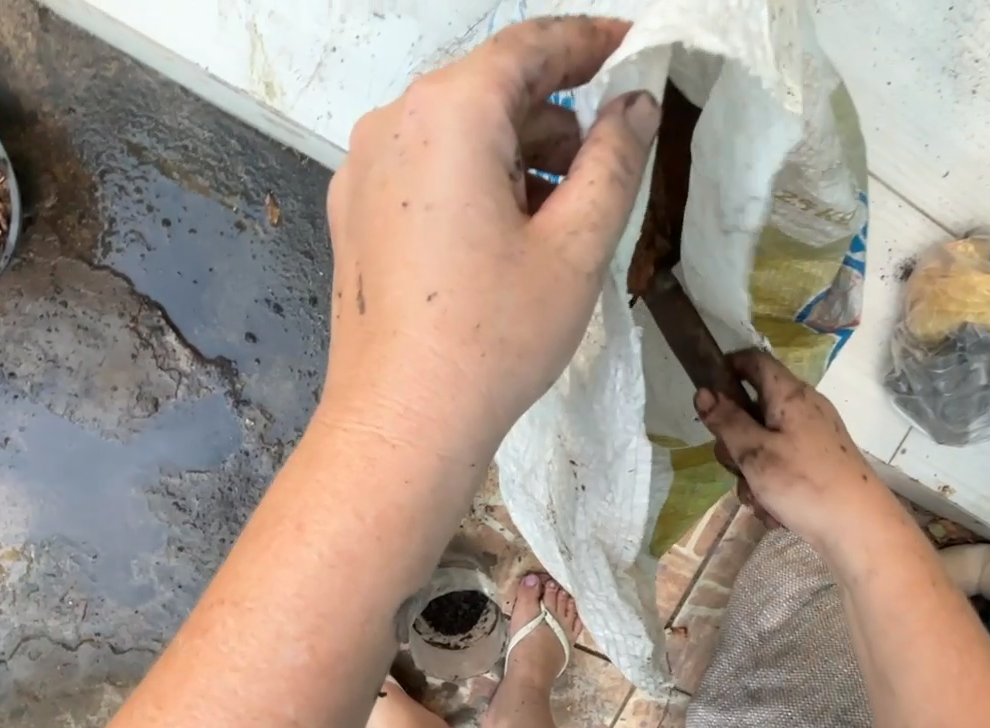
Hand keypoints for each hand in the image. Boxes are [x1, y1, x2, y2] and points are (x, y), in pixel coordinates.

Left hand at [321, 17, 660, 448]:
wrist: (403, 422)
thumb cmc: (495, 337)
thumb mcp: (576, 249)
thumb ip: (615, 162)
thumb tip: (635, 105)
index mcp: (447, 113)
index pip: (529, 46)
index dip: (589, 41)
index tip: (633, 48)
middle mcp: (392, 125)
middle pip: (489, 92)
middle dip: (554, 120)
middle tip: (602, 174)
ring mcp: (362, 173)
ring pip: (455, 136)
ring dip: (514, 159)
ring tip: (552, 226)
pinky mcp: (354, 218)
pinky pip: (424, 174)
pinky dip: (471, 185)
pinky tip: (498, 245)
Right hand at [694, 350, 886, 551]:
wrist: (858, 528)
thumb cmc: (804, 483)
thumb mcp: (754, 453)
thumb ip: (726, 421)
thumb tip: (703, 391)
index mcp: (789, 396)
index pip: (754, 361)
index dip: (727, 368)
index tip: (705, 394)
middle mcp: (802, 410)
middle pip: (752, 411)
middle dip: (734, 442)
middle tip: (736, 465)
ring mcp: (811, 438)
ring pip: (761, 446)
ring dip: (750, 475)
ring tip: (759, 499)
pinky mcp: (816, 465)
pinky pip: (779, 467)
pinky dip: (770, 488)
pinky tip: (775, 512)